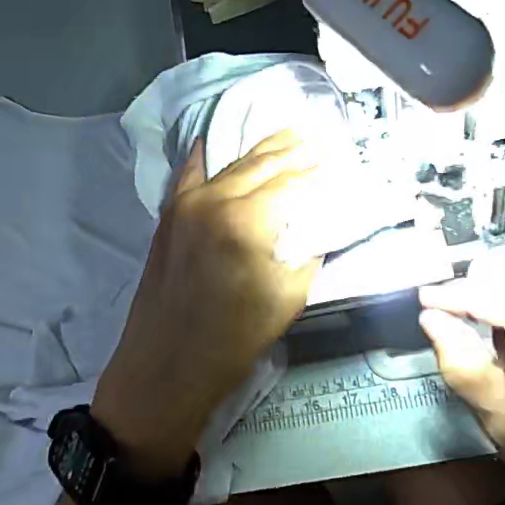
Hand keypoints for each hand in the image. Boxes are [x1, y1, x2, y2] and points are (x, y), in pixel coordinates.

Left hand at [93, 131, 321, 478]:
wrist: (165, 368)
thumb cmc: (233, 340)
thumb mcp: (288, 297)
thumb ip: (307, 252)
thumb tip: (317, 227)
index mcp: (245, 220)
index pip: (291, 182)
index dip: (317, 172)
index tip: (338, 161)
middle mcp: (213, 200)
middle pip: (262, 165)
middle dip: (293, 150)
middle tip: (319, 137)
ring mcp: (185, 205)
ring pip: (230, 166)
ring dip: (261, 152)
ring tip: (287, 137)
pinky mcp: (168, 217)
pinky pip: (189, 177)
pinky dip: (205, 159)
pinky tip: (211, 141)